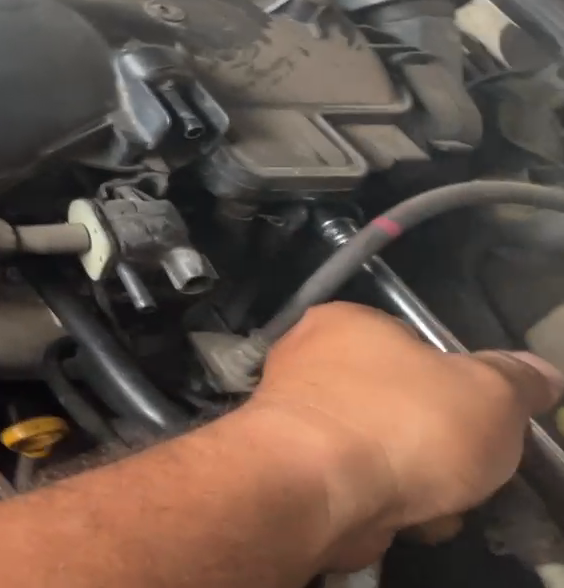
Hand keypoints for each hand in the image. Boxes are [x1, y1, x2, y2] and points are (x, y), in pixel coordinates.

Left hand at [242, 302, 563, 567]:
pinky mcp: (302, 457)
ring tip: (445, 494)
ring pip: (395, 446)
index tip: (489, 409)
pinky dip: (399, 500)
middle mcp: (310, 356)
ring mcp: (301, 408)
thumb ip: (516, 378)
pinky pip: (370, 478)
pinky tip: (413, 514)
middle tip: (476, 459)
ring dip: (431, 478)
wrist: (319, 483)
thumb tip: (535, 368)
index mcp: (343, 322)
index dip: (460, 378)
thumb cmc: (402, 421)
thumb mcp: (489, 391)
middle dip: (451, 441)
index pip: (413, 340)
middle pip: (408, 401)